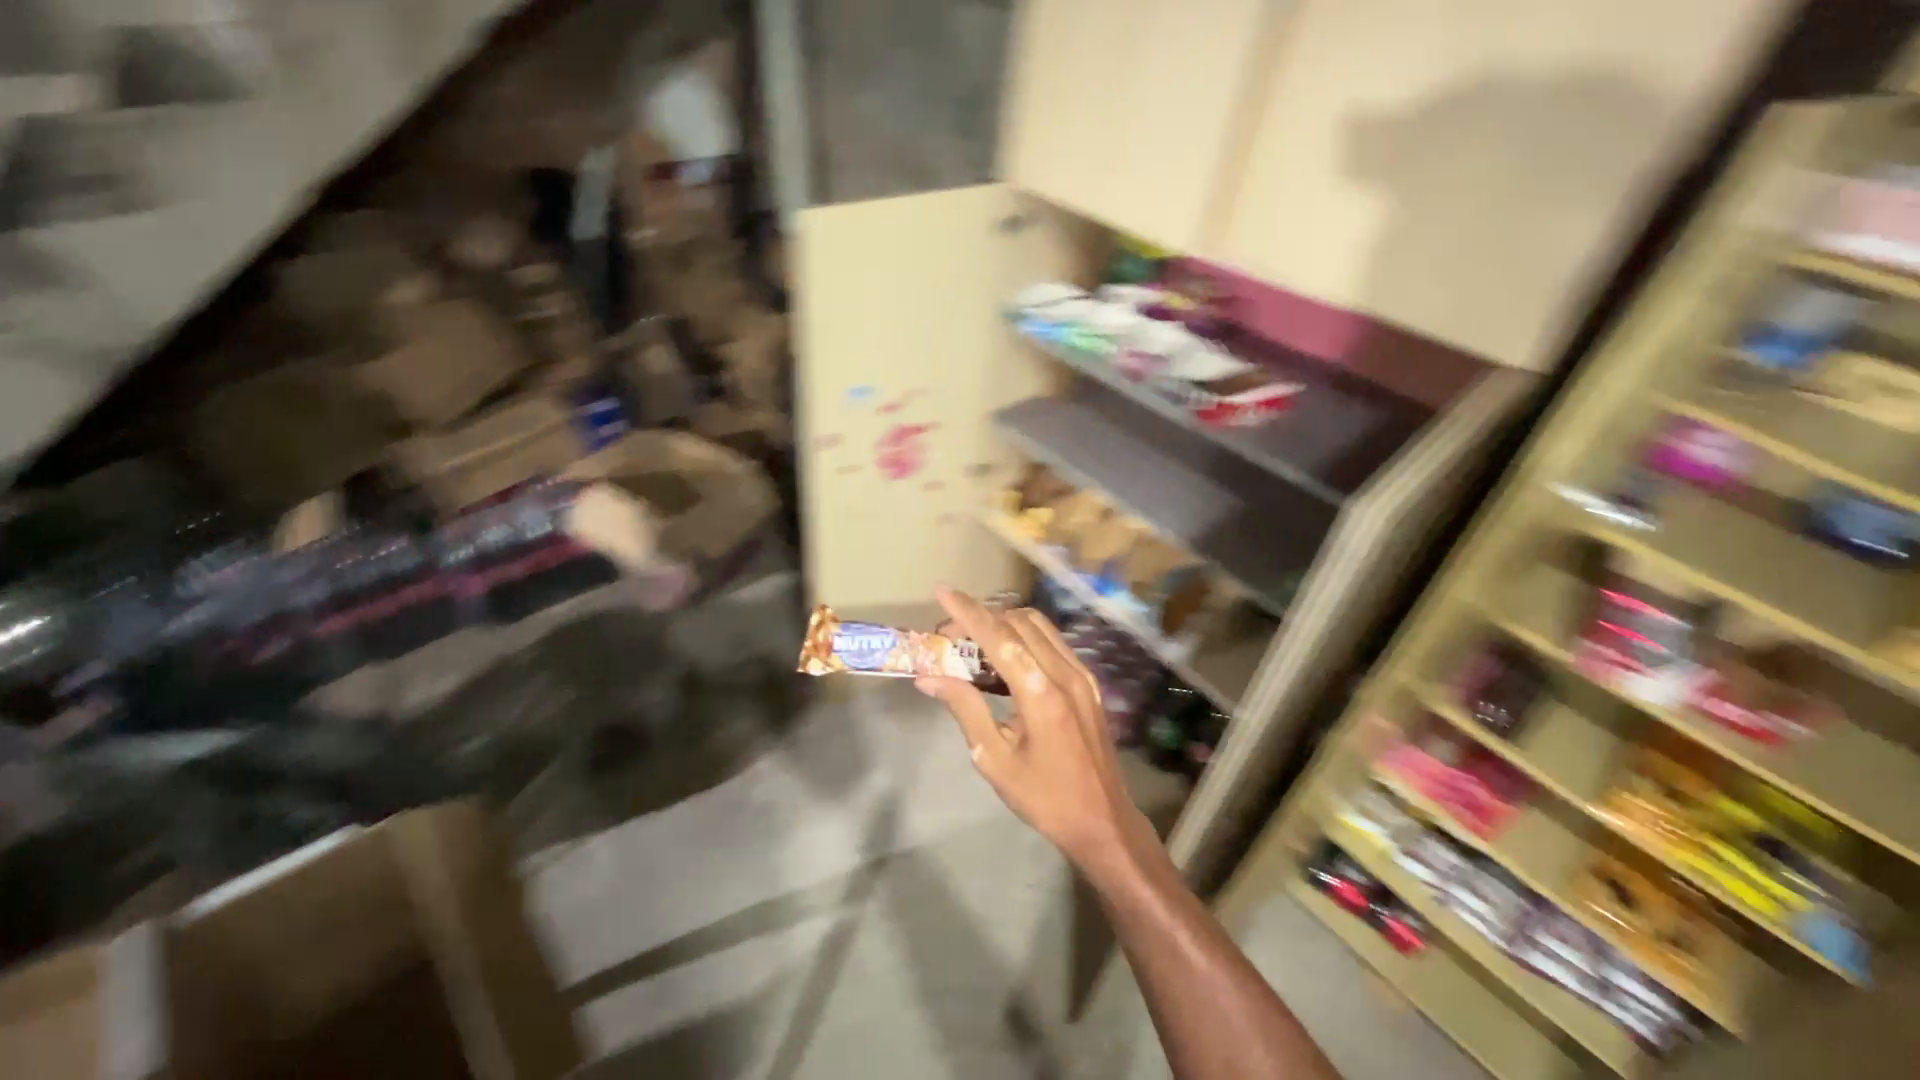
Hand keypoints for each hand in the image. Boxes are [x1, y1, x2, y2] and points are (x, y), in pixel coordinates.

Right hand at [919, 586, 1156, 870]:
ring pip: (1039, 627)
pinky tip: (1004, 657)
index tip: (941, 592)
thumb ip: (965, 710)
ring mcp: (1082, 676)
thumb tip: (930, 676)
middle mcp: (1066, 674)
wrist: (1103, 820)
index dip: (968, 611)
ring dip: (1004, 623)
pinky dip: (1024, 637)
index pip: (999, 637)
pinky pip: (1053, 643)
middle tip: (947, 636)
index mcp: (1041, 694)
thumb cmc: (1044, 797)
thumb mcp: (994, 759)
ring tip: (972, 642)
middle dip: (981, 617)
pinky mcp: (1089, 683)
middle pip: (1019, 622)